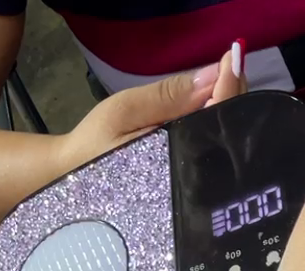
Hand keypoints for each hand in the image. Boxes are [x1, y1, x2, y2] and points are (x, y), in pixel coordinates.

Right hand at [56, 45, 246, 173]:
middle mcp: (189, 173)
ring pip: (223, 139)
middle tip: (228, 65)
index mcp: (177, 159)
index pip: (216, 118)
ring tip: (222, 81)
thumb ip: (168, 97)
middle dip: (233, 96)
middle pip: (228, 130)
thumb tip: (213, 74)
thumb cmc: (94, 148)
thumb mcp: (125, 113)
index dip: (229, 86)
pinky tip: (212, 105)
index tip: (231, 57)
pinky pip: (211, 148)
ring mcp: (189, 179)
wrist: (71, 179)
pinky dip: (217, 122)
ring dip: (227, 108)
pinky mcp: (184, 179)